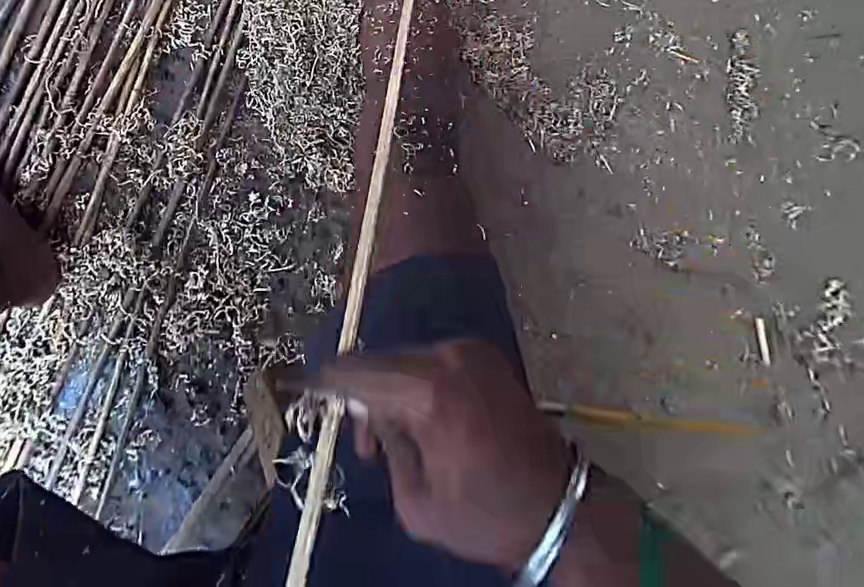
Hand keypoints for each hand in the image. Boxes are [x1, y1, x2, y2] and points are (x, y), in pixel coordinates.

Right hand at [313, 338, 570, 571]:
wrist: (556, 503)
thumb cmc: (485, 513)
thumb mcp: (417, 501)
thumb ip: (386, 448)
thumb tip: (371, 416)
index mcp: (430, 393)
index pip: (362, 372)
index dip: (331, 378)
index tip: (307, 383)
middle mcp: (448, 358)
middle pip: (382, 361)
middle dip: (363, 394)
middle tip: (366, 442)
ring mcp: (469, 350)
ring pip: (406, 359)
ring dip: (392, 389)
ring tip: (396, 436)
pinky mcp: (483, 353)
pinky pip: (433, 360)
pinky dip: (418, 382)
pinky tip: (423, 416)